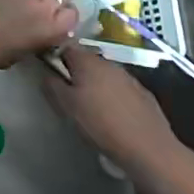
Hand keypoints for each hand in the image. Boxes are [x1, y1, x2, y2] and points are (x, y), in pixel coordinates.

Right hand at [43, 45, 181, 172]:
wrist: (146, 146)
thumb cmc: (99, 123)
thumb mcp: (66, 106)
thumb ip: (52, 86)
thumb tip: (46, 74)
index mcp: (87, 62)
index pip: (66, 47)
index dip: (56, 57)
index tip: (51, 73)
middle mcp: (109, 63)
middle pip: (87, 61)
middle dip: (77, 73)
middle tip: (69, 94)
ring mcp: (129, 78)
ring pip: (105, 75)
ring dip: (96, 84)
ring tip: (91, 106)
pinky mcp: (144, 93)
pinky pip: (121, 88)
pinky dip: (113, 96)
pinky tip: (113, 114)